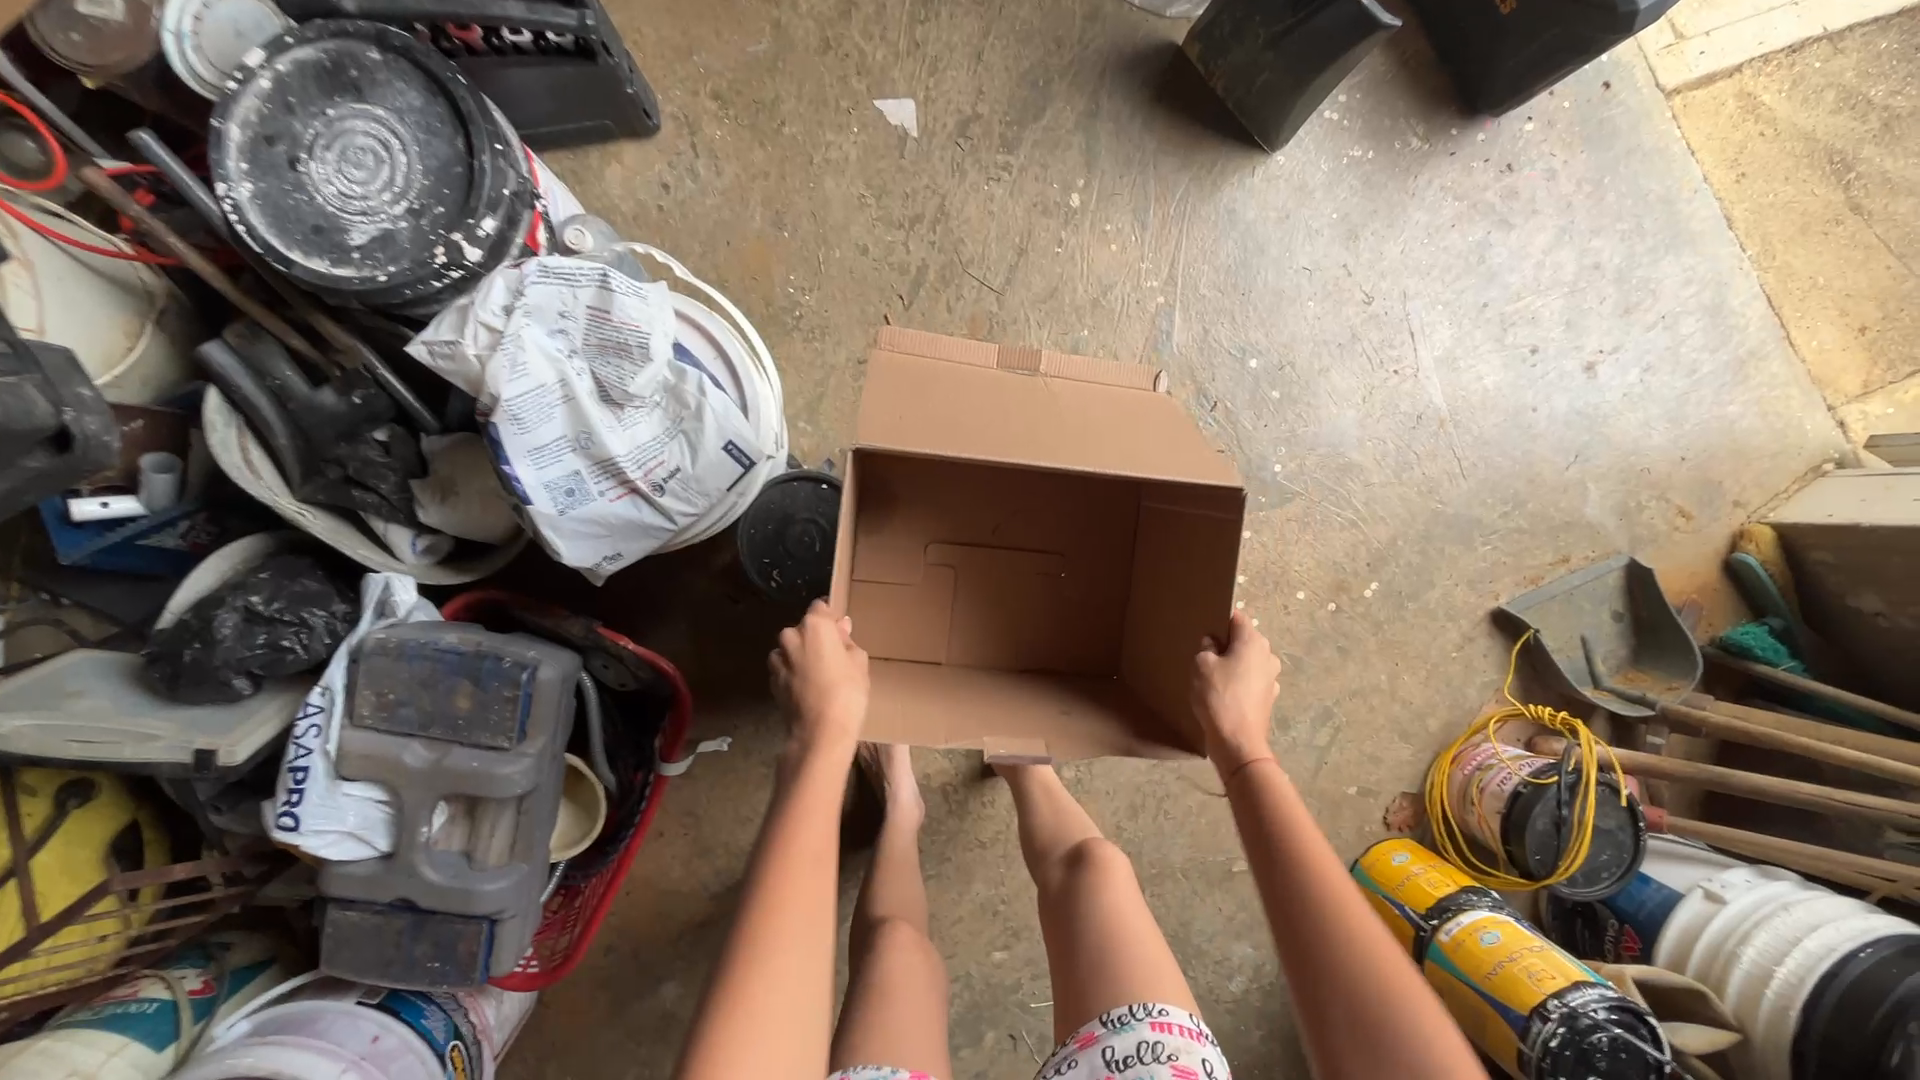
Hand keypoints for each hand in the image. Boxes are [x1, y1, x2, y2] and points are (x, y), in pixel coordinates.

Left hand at [769, 601, 868, 753]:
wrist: (820, 731)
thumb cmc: (847, 692)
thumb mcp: (859, 661)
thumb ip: (847, 641)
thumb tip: (841, 629)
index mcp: (815, 625)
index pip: (820, 607)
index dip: (832, 618)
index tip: (841, 631)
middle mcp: (791, 636)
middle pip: (804, 628)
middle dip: (817, 637)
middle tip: (834, 656)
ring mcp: (778, 658)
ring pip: (791, 648)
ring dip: (802, 654)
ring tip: (820, 675)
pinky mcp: (772, 680)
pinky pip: (785, 667)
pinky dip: (794, 672)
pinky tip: (808, 688)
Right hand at [1191, 611, 1280, 773]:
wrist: (1237, 741)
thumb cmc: (1218, 696)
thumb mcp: (1201, 665)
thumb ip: (1206, 647)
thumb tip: (1213, 644)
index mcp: (1253, 641)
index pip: (1237, 617)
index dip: (1219, 620)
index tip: (1204, 630)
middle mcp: (1268, 655)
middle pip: (1244, 639)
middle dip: (1226, 644)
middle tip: (1205, 656)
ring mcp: (1271, 677)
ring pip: (1248, 661)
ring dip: (1234, 664)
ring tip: (1214, 678)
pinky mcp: (1269, 697)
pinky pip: (1251, 680)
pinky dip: (1240, 683)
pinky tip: (1226, 694)